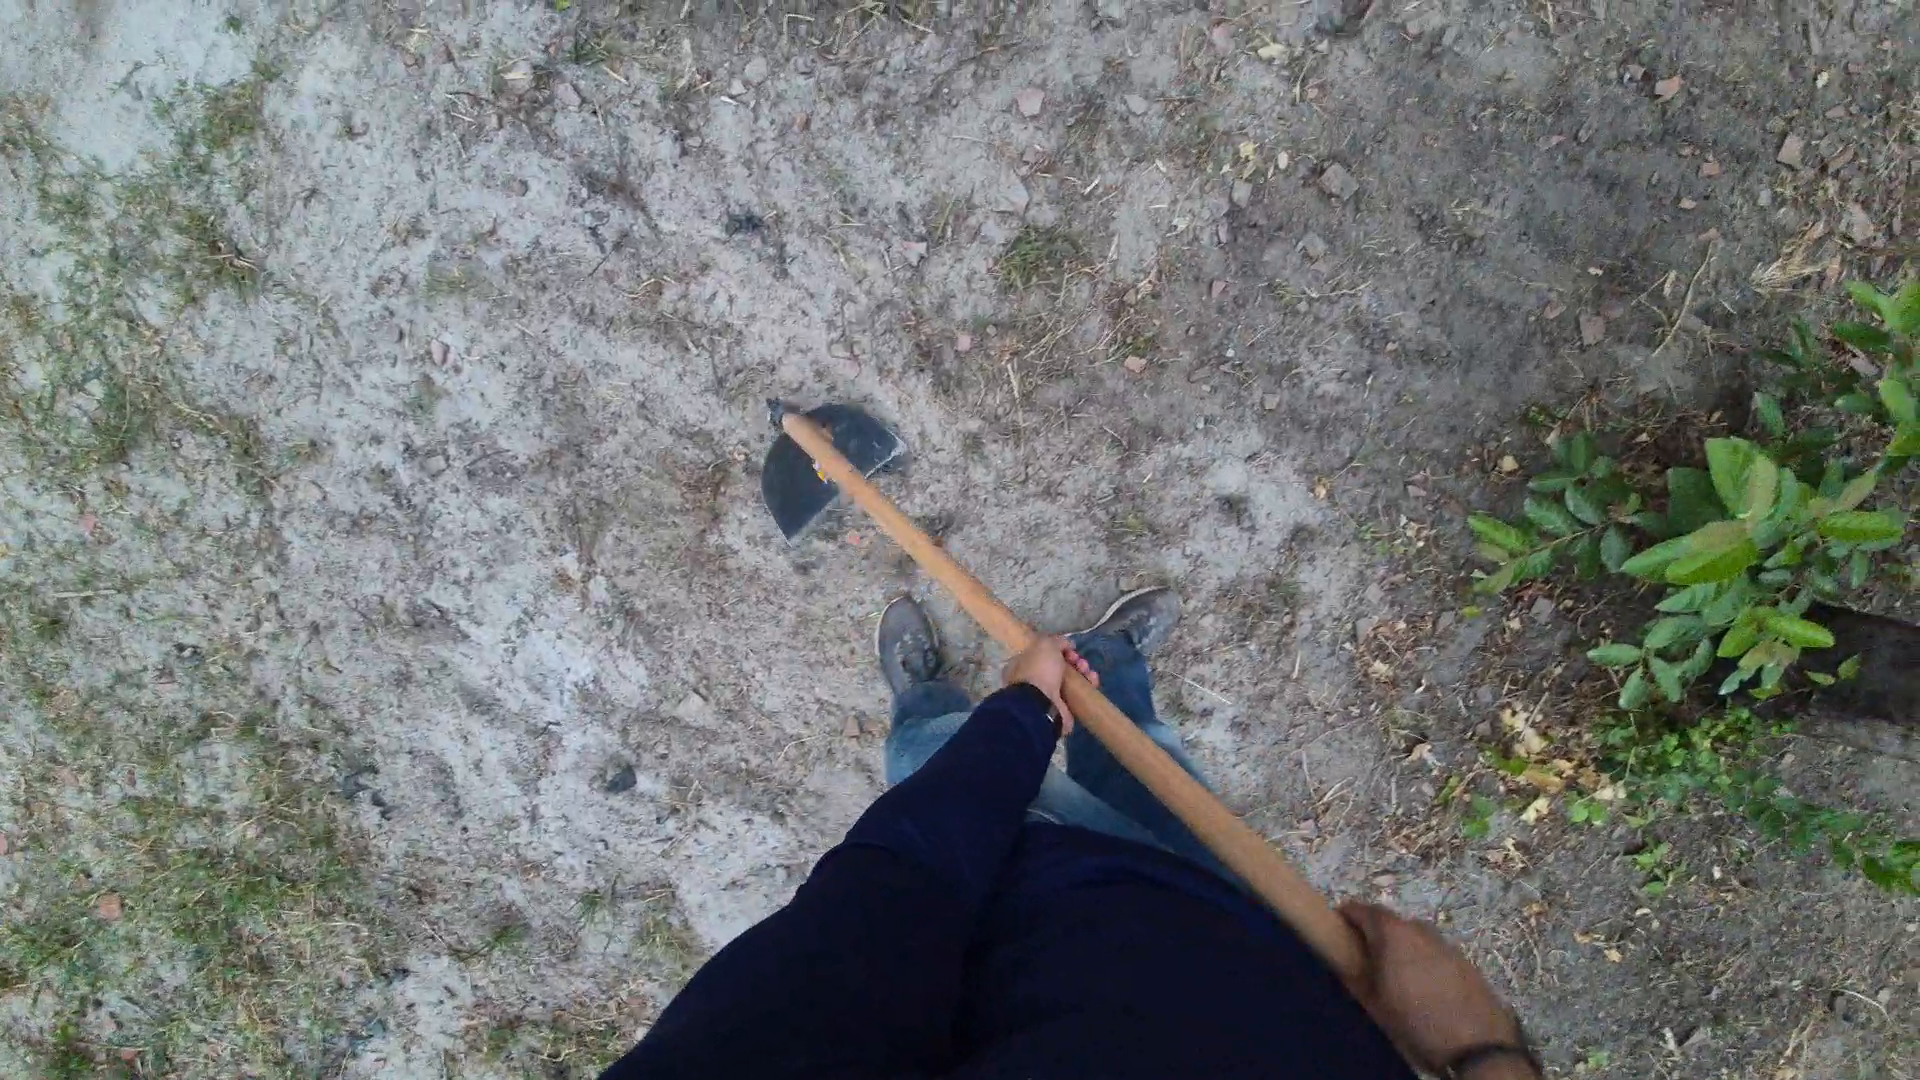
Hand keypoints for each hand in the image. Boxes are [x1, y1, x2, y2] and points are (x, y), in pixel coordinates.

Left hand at [1000, 635, 1096, 734]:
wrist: (1041, 705)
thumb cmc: (1039, 671)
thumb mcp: (1046, 645)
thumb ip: (1057, 641)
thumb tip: (1068, 644)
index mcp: (1024, 664)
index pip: (1044, 653)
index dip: (1059, 649)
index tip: (1069, 648)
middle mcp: (1035, 680)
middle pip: (1060, 666)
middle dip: (1074, 660)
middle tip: (1079, 661)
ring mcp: (1049, 695)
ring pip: (1071, 679)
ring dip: (1083, 671)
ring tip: (1087, 671)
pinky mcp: (1064, 708)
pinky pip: (1078, 693)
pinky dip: (1088, 685)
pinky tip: (1093, 680)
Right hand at [1339, 903, 1529, 1076]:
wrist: (1481, 1051)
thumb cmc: (1416, 1022)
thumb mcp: (1373, 1003)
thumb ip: (1352, 975)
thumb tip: (1339, 962)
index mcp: (1390, 931)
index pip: (1357, 908)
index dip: (1343, 917)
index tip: (1336, 932)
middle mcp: (1418, 928)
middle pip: (1388, 921)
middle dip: (1374, 934)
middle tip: (1367, 959)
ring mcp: (1446, 944)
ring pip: (1414, 937)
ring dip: (1402, 948)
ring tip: (1400, 977)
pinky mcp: (1468, 963)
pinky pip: (1436, 954)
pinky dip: (1426, 962)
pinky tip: (1428, 990)